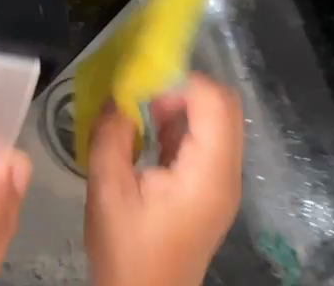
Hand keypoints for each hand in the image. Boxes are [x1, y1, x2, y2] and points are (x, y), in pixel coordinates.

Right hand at [85, 73, 244, 285]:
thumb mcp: (107, 190)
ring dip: (180, 105)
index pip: (214, 102)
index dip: (179, 80)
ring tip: (139, 113)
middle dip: (182, 88)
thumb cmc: (127, 252)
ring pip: (216, 120)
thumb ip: (111, 135)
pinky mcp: (210, 190)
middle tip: (142, 94)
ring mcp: (221, 183)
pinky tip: (146, 135)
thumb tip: (116, 96)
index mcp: (208, 175)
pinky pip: (206, 140)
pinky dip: (180, 125)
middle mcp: (226, 174)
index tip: (139, 81)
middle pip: (223, 105)